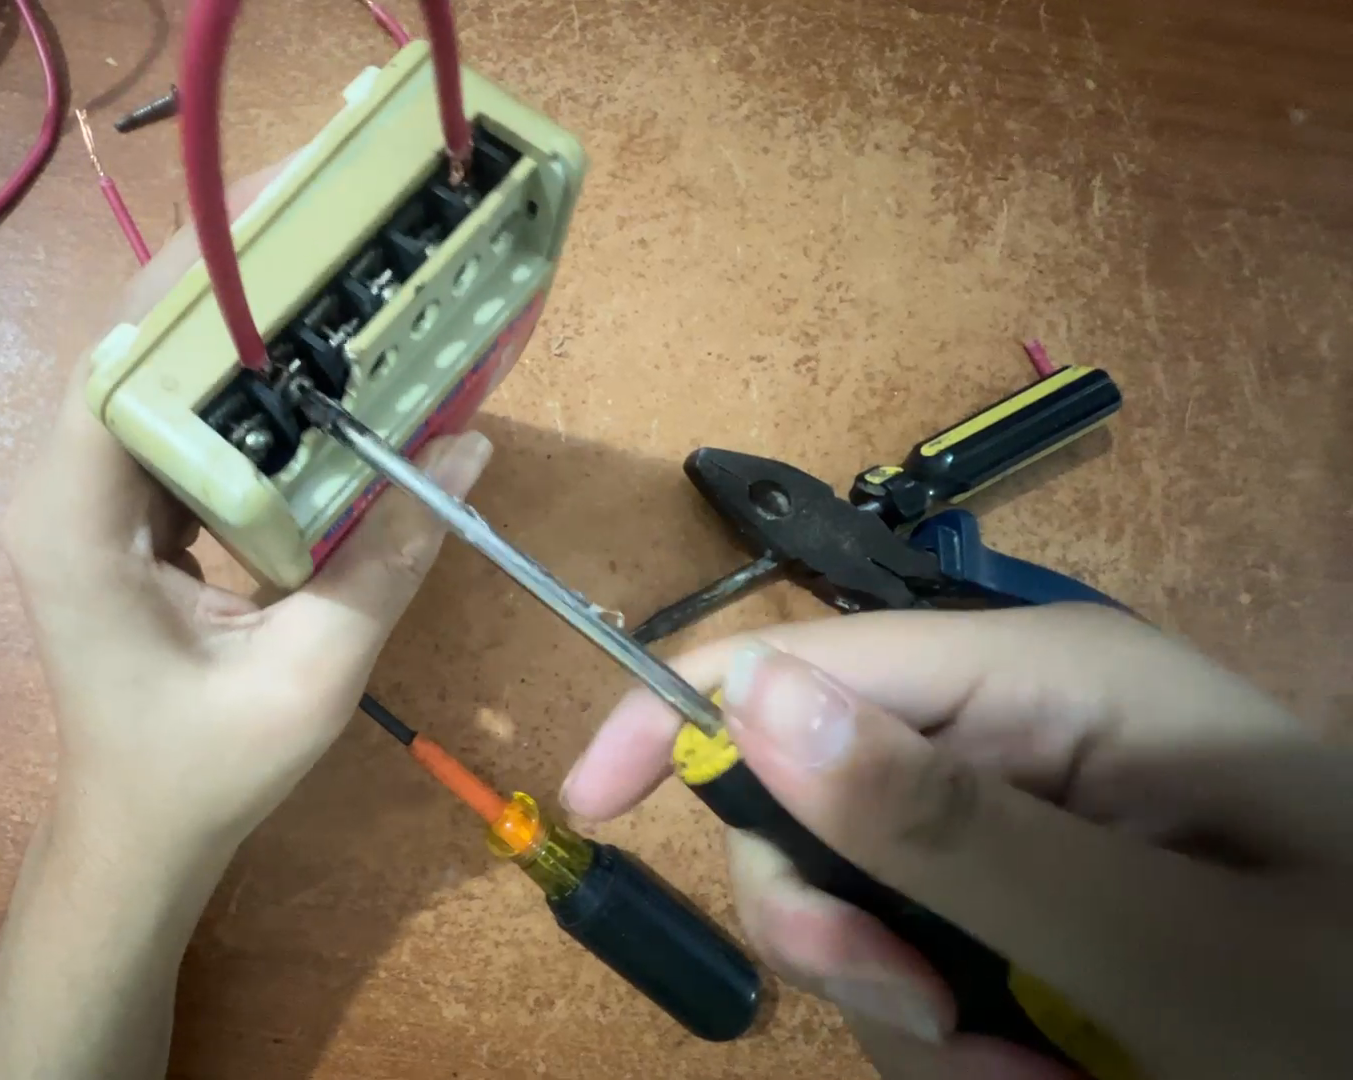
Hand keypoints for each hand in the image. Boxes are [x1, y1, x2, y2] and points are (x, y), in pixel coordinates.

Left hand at [4, 165, 490, 861]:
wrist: (142, 826)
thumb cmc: (208, 770)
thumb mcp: (313, 676)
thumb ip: (386, 564)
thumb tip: (466, 446)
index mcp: (78, 520)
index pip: (128, 356)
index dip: (206, 278)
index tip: (297, 220)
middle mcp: (63, 486)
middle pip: (139, 346)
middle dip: (231, 281)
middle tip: (334, 230)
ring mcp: (86, 494)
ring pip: (157, 374)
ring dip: (236, 325)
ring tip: (327, 277)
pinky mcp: (118, 508)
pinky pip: (175, 420)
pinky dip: (237, 386)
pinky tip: (303, 372)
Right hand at [561, 605, 1352, 1079]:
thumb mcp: (1170, 947)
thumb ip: (946, 823)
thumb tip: (748, 700)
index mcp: (1033, 679)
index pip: (789, 658)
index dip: (672, 719)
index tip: (591, 804)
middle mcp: (991, 722)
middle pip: (794, 788)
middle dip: (819, 913)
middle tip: (914, 1015)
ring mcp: (987, 803)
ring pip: (831, 882)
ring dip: (887, 993)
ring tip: (1019, 1074)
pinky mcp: (988, 877)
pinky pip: (885, 939)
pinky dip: (927, 1023)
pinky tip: (1028, 1069)